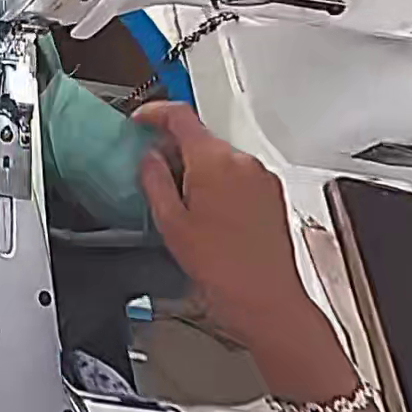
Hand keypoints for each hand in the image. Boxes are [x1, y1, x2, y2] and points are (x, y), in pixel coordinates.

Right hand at [135, 102, 351, 394]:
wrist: (265, 298)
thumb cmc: (221, 267)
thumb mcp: (171, 222)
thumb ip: (154, 179)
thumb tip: (150, 157)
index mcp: (213, 161)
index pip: (180, 115)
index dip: (154, 112)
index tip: (141, 120)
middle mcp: (241, 160)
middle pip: (200, 136)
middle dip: (174, 148)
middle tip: (155, 172)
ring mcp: (260, 175)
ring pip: (219, 155)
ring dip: (197, 166)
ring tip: (183, 203)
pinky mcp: (271, 190)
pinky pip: (238, 171)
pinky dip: (218, 179)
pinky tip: (208, 212)